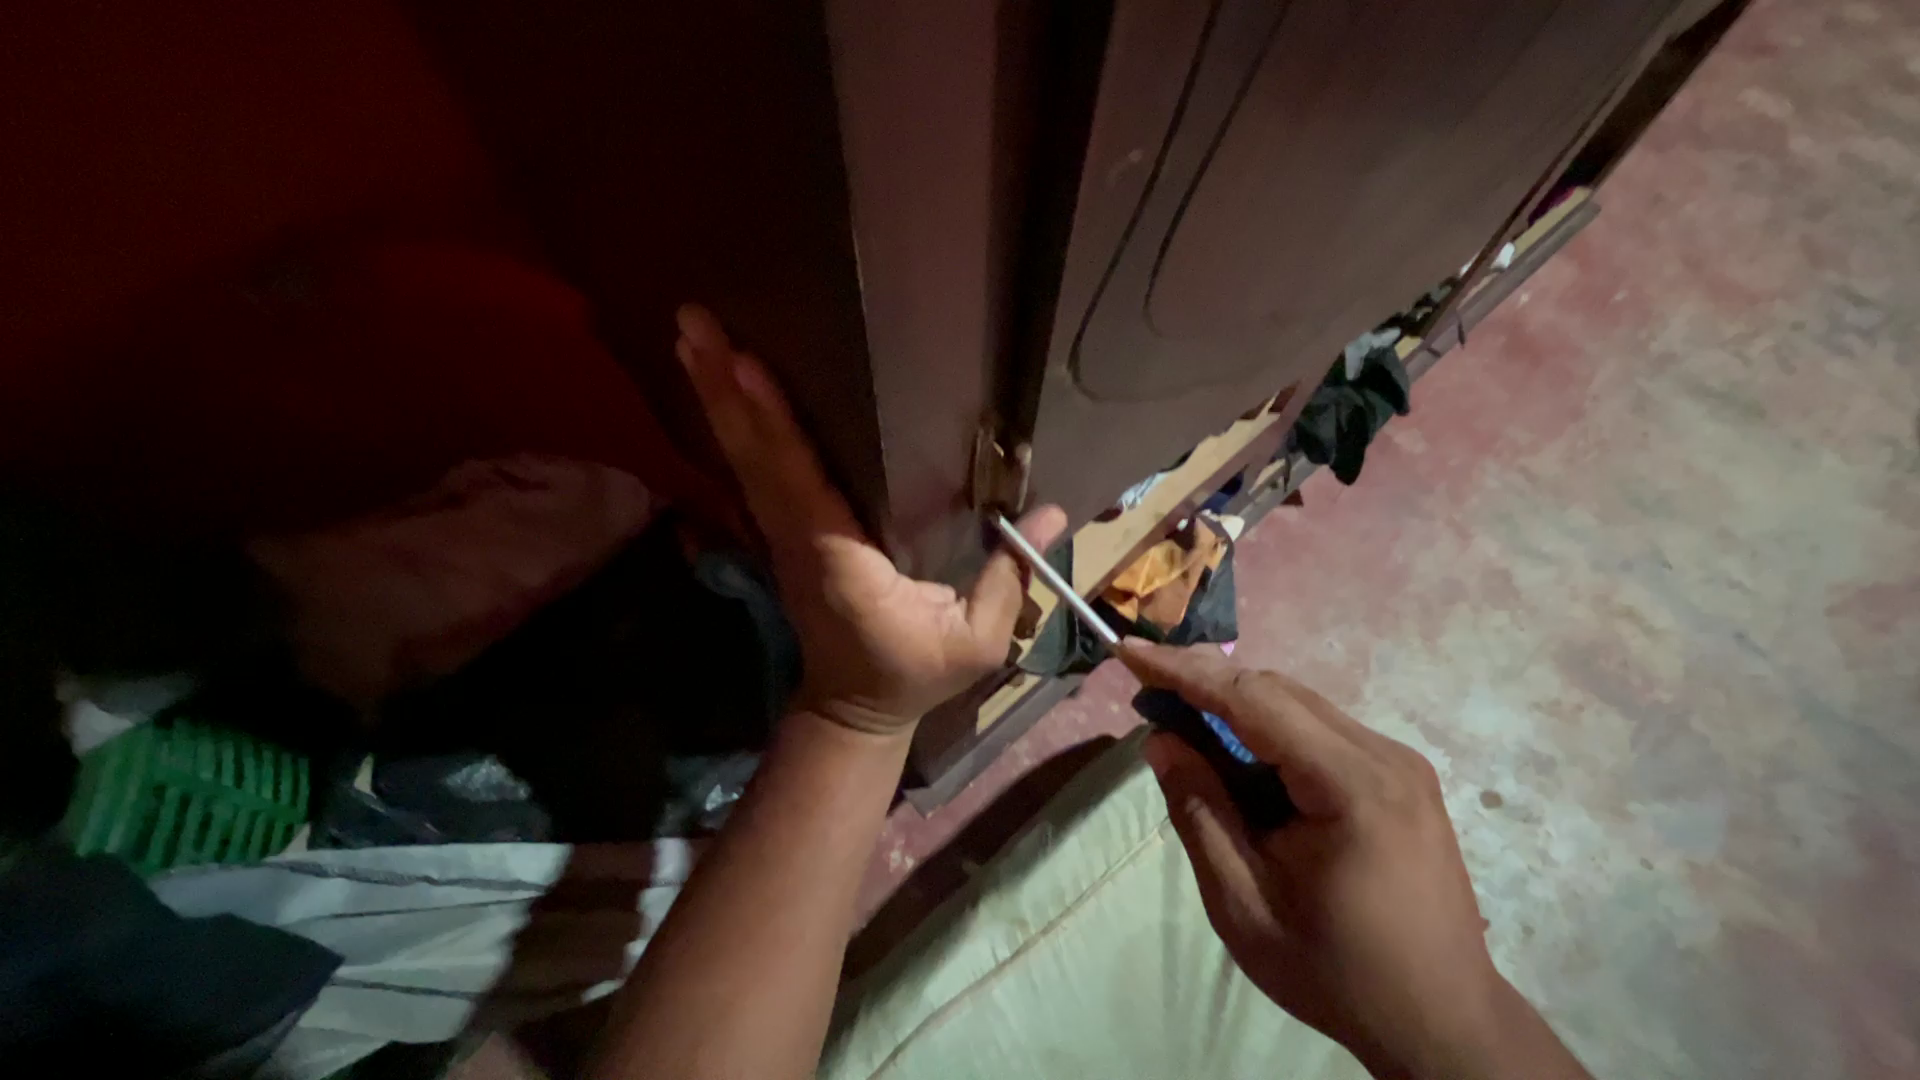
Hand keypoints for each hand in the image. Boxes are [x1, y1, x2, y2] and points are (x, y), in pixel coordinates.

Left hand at [676, 305, 1066, 735]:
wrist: (853, 708)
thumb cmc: (913, 675)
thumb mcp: (974, 642)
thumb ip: (1007, 579)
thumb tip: (1055, 512)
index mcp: (840, 564)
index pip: (800, 487)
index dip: (775, 427)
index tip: (744, 366)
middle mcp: (799, 543)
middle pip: (757, 461)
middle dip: (723, 393)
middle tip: (692, 323)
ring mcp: (783, 540)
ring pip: (746, 464)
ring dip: (717, 401)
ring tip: (690, 340)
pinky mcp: (783, 536)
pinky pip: (755, 475)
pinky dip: (734, 429)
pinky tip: (719, 392)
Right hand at [1119, 642, 1588, 1079]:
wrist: (1441, 1022)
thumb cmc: (1336, 973)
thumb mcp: (1243, 904)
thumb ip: (1199, 812)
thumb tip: (1162, 740)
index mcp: (1352, 787)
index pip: (1254, 701)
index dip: (1185, 671)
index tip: (1129, 652)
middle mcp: (1384, 757)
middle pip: (1277, 691)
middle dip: (1204, 678)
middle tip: (1142, 683)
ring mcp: (1398, 763)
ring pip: (1297, 705)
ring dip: (1233, 701)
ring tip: (1176, 709)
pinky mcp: (1398, 777)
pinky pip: (1317, 729)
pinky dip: (1265, 726)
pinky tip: (1232, 745)